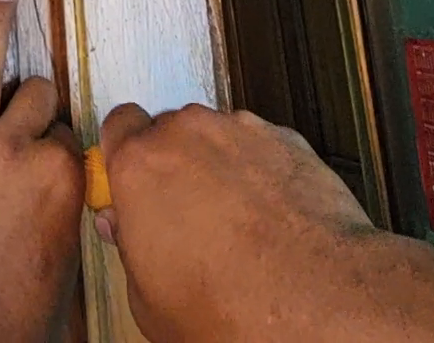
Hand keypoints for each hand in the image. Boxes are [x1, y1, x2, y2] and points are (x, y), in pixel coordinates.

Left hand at [0, 0, 83, 342]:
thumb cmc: (8, 315)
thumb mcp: (62, 261)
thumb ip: (65, 205)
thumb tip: (63, 181)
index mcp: (60, 175)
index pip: (66, 132)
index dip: (58, 139)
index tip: (50, 146)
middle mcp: (18, 148)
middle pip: (37, 96)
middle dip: (37, 95)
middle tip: (31, 96)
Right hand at [96, 103, 382, 341]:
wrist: (316, 301)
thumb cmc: (231, 308)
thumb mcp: (150, 302)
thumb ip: (128, 246)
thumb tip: (124, 228)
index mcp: (139, 165)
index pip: (117, 125)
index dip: (124, 153)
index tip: (132, 181)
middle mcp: (185, 132)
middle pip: (167, 130)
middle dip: (172, 163)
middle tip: (184, 213)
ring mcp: (236, 128)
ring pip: (213, 136)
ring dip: (216, 164)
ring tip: (235, 221)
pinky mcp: (282, 135)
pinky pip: (257, 144)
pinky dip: (258, 170)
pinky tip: (269, 216)